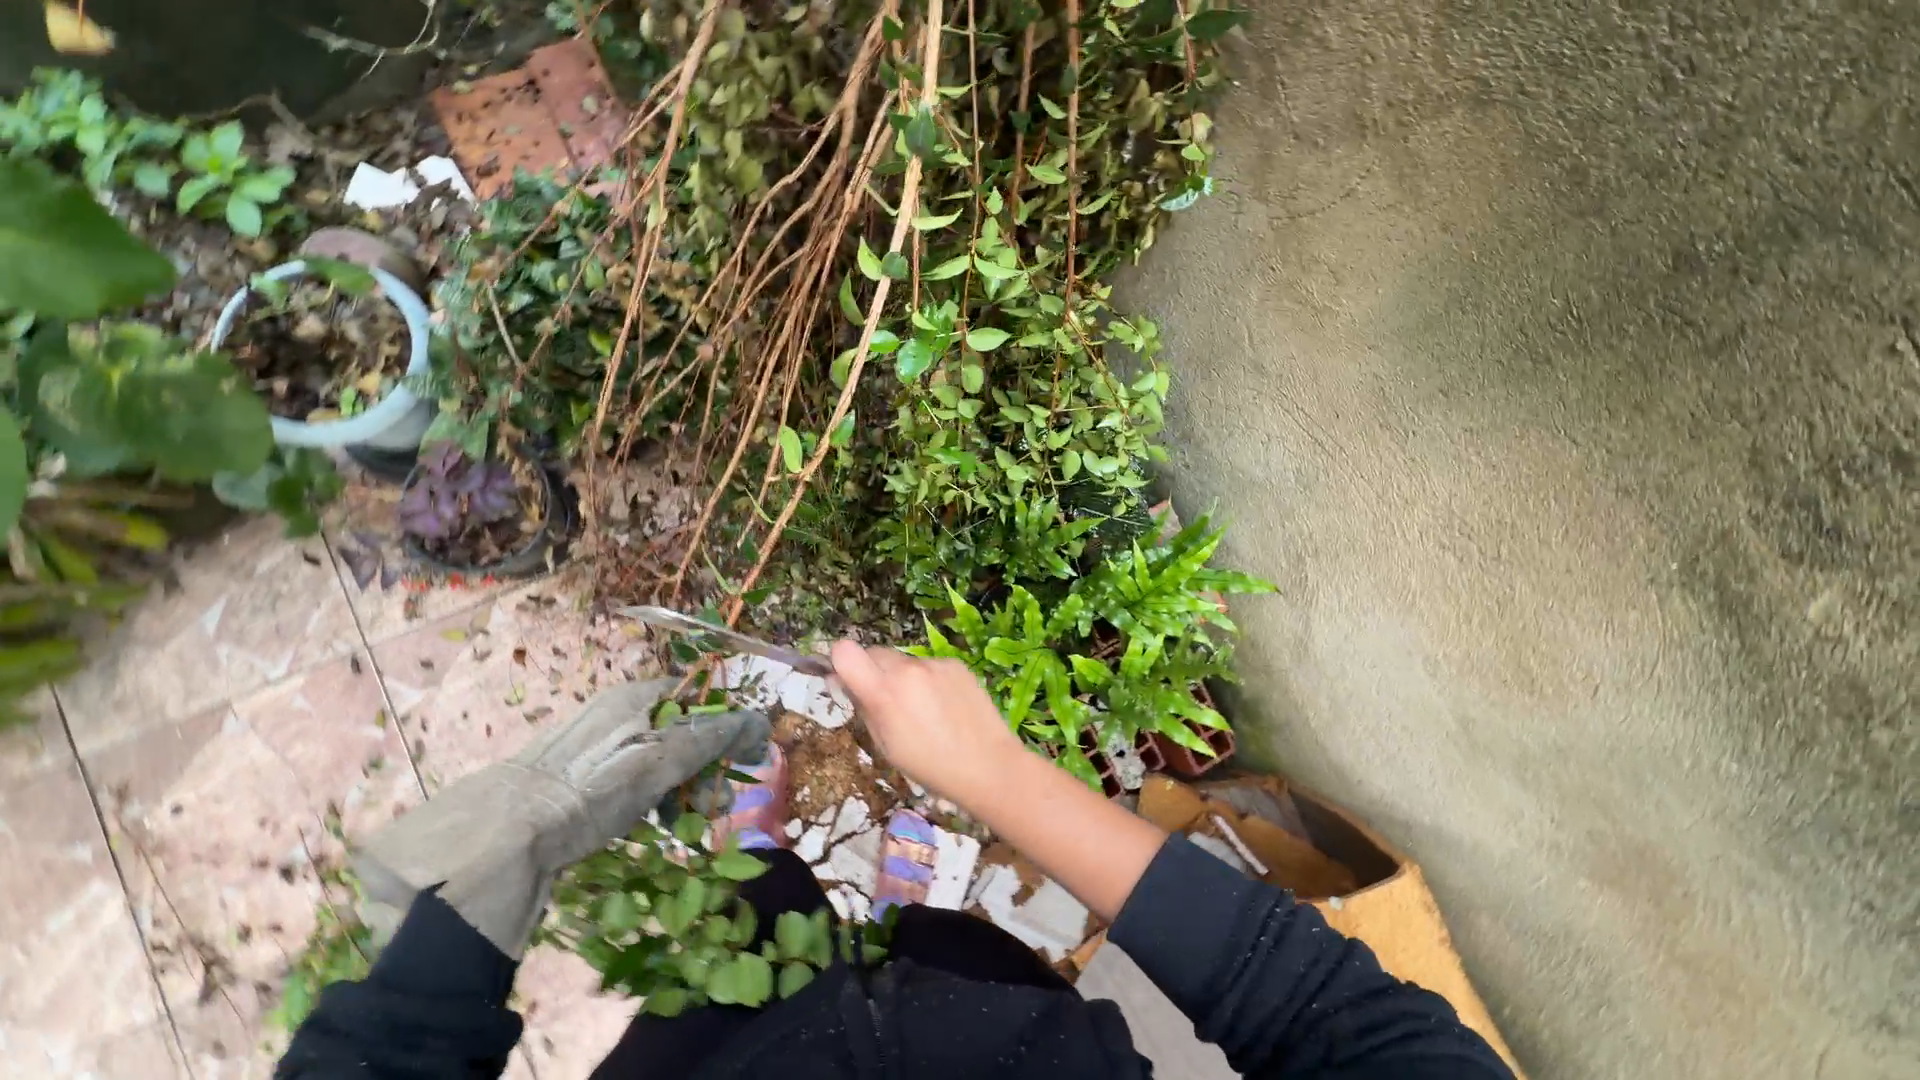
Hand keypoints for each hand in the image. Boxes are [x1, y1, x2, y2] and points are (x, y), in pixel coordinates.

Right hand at [830, 641, 1028, 806]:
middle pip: (874, 653)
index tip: (848, 680)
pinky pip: (931, 667)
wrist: (988, 765)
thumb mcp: (885, 745)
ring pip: (904, 662)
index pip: (845, 651)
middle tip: (886, 700)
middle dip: (872, 672)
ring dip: (904, 678)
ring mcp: (934, 664)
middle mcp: (907, 669)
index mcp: (883, 692)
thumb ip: (865, 707)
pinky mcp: (956, 664)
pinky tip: (946, 706)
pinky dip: (930, 681)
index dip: (840, 662)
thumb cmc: (929, 766)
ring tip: (924, 710)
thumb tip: (847, 683)